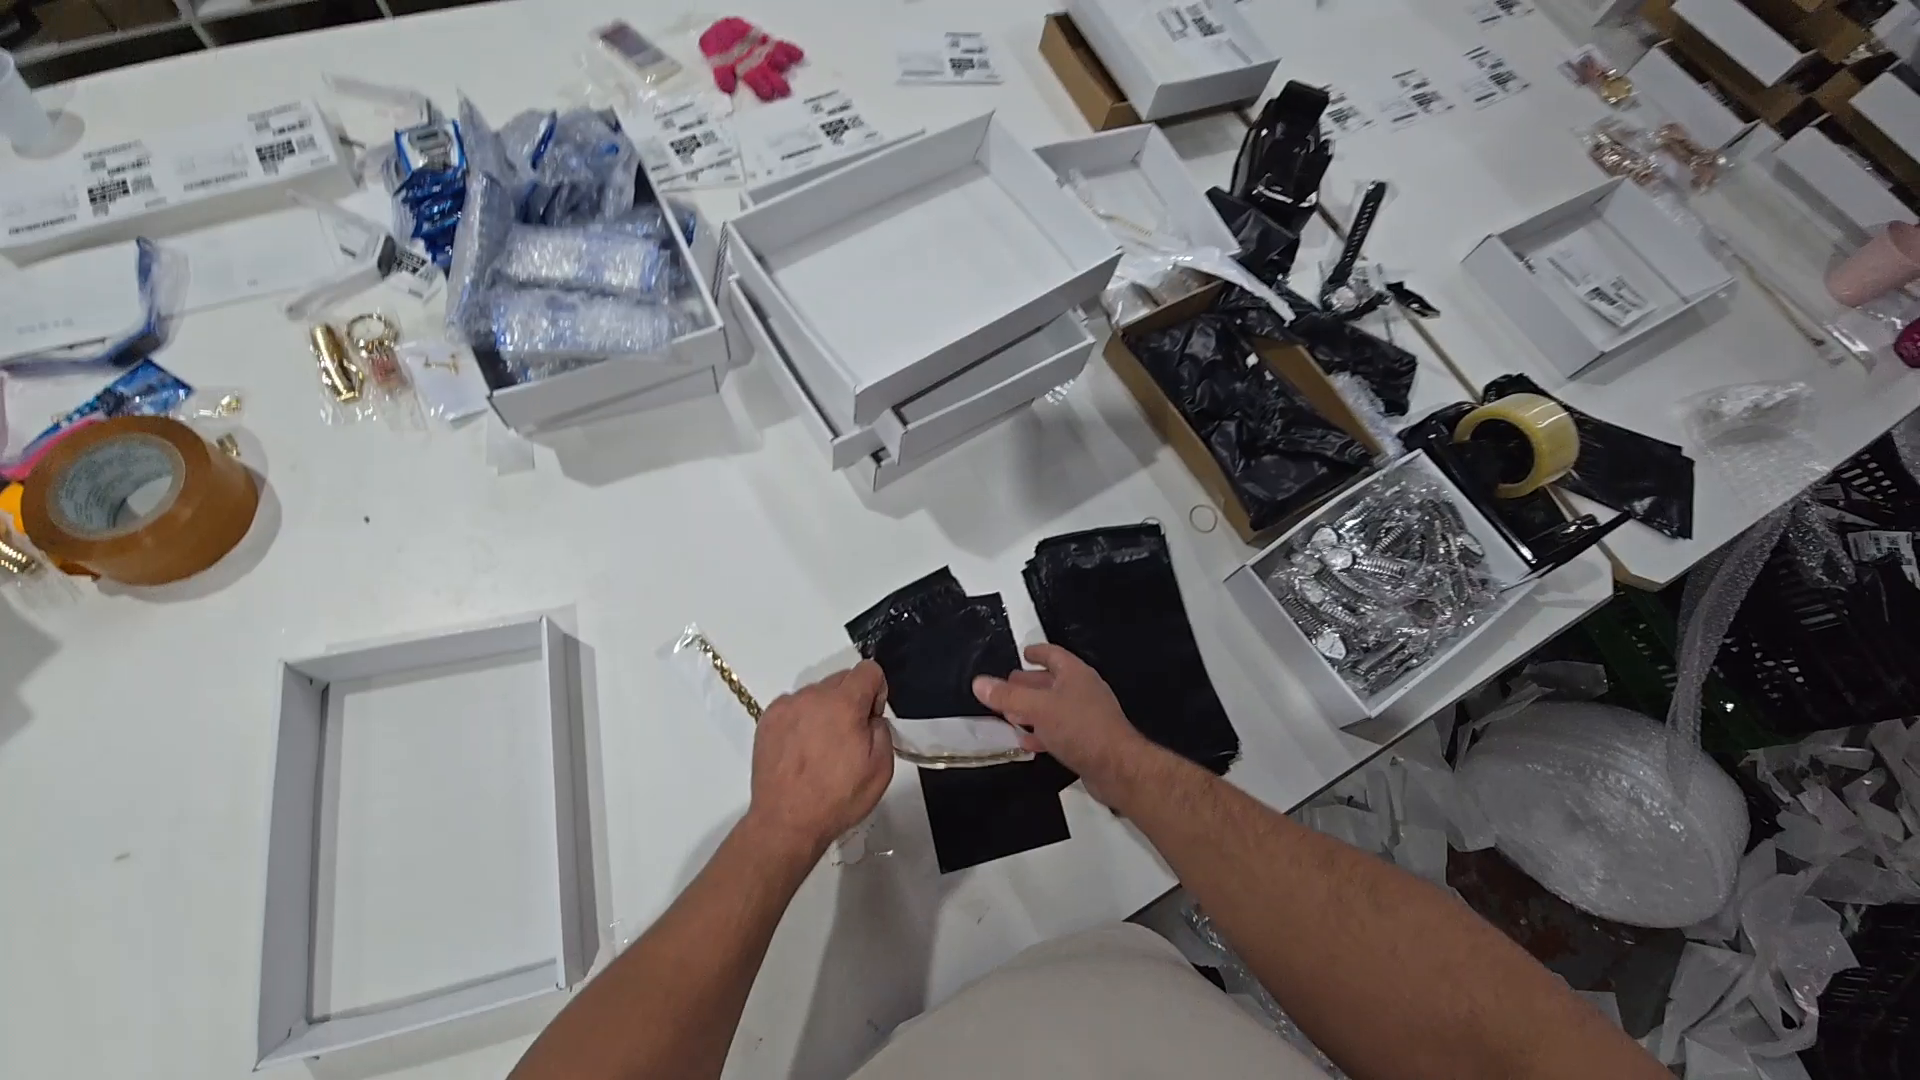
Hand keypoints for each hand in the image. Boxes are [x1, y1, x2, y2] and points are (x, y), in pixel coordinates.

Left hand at [748, 661, 894, 856]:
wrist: (786, 822)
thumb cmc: (838, 798)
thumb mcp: (881, 768)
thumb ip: (882, 729)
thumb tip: (870, 716)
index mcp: (843, 704)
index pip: (868, 670)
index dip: (877, 691)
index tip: (871, 718)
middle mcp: (812, 696)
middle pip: (842, 679)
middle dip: (851, 700)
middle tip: (848, 738)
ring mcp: (786, 706)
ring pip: (817, 693)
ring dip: (825, 709)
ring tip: (821, 748)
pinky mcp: (767, 720)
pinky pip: (794, 706)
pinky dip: (802, 719)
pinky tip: (801, 749)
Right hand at [973, 644, 1160, 804]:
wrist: (1117, 768)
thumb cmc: (1081, 728)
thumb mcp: (1038, 708)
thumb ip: (1008, 697)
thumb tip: (979, 683)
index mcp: (1075, 674)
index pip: (1053, 654)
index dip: (1037, 652)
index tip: (1024, 652)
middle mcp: (1083, 690)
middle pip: (1051, 681)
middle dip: (1028, 685)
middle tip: (1006, 688)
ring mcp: (1087, 716)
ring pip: (1053, 707)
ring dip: (1032, 711)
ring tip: (1010, 716)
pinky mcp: (1087, 740)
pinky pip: (1059, 730)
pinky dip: (1042, 732)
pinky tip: (1028, 741)